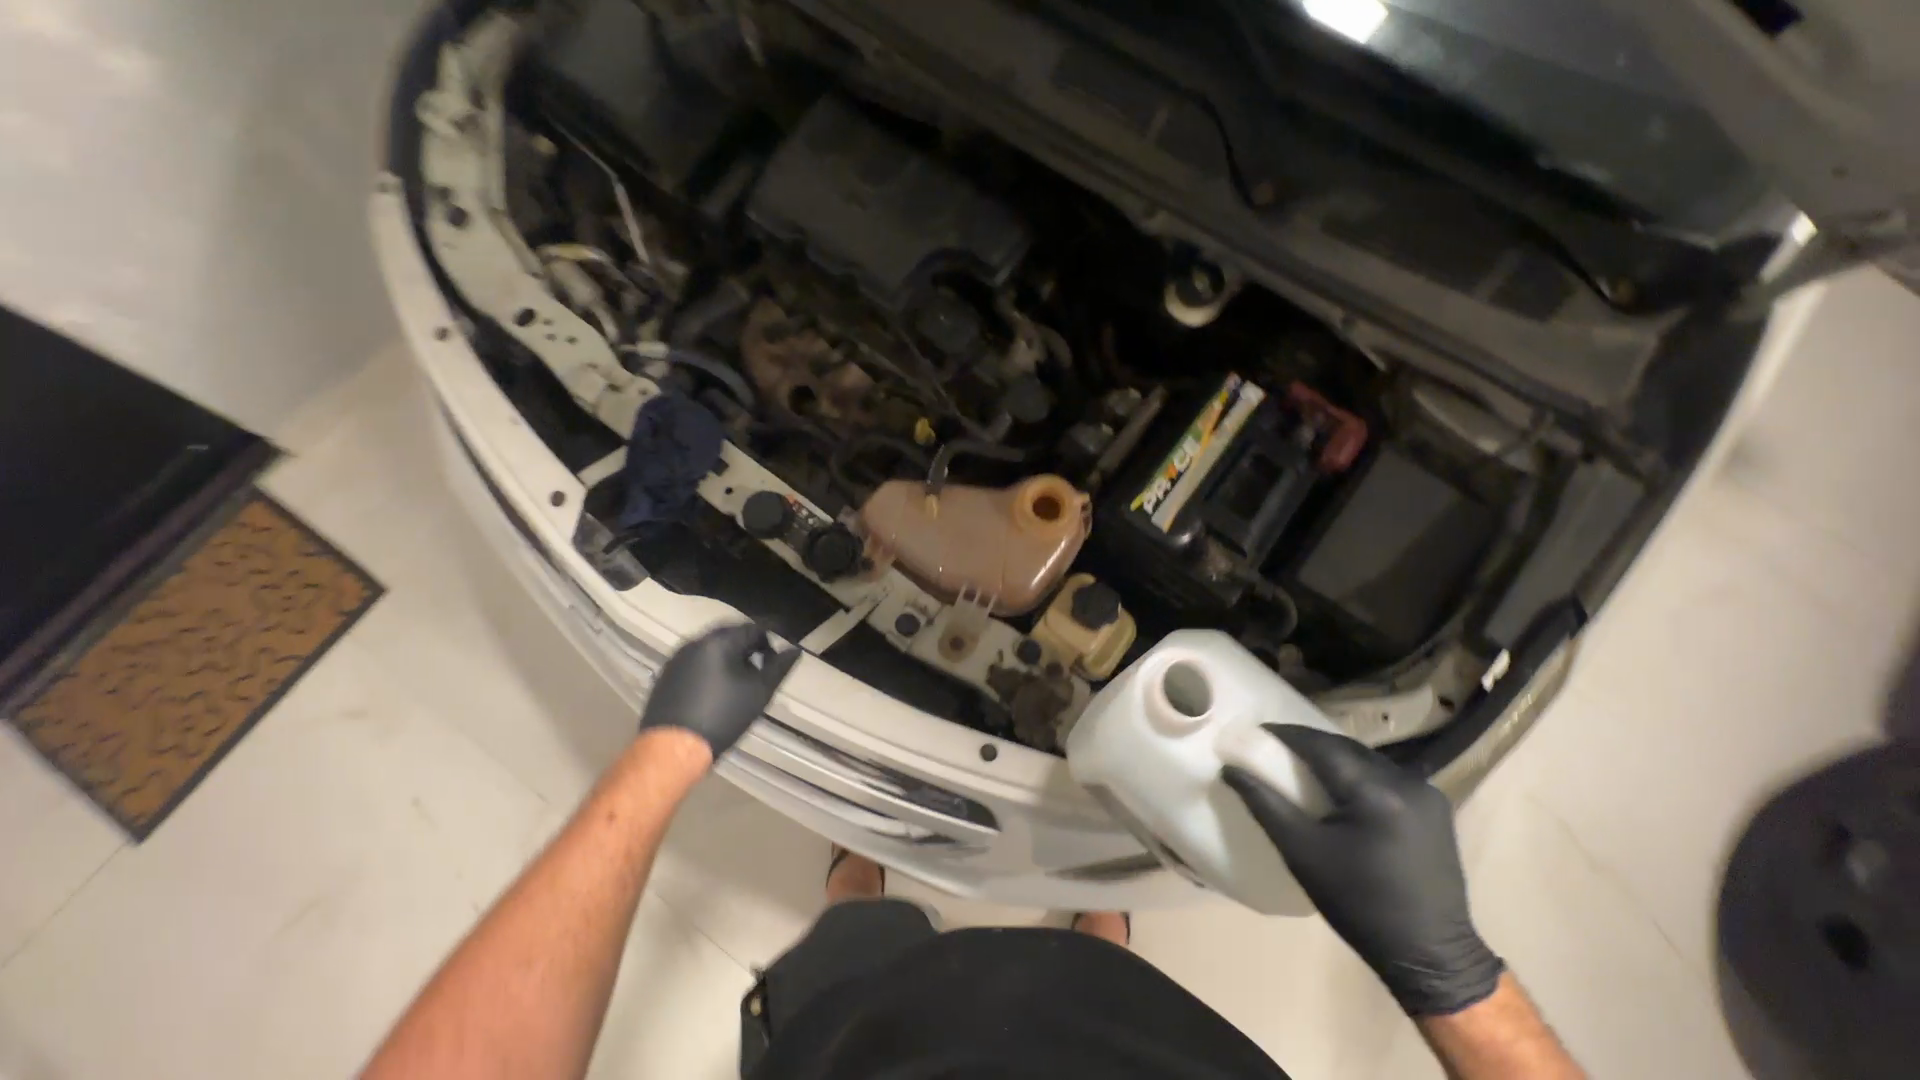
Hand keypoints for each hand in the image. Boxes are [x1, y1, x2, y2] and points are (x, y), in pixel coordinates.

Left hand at [639, 623, 800, 756]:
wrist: (673, 749)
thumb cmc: (722, 718)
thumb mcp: (758, 693)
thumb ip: (778, 668)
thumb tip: (794, 650)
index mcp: (719, 642)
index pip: (753, 628)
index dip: (770, 640)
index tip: (779, 658)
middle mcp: (695, 643)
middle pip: (729, 635)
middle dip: (749, 647)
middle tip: (762, 668)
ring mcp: (677, 659)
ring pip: (711, 649)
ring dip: (729, 657)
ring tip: (741, 681)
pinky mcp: (666, 675)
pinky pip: (695, 662)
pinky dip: (711, 668)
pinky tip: (717, 690)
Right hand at [1223, 725, 1503, 1016]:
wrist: (1428, 953)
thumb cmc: (1356, 904)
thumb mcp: (1302, 853)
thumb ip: (1265, 804)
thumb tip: (1231, 770)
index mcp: (1374, 791)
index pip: (1321, 744)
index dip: (1286, 734)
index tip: (1257, 732)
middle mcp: (1406, 782)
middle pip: (1347, 748)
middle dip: (1309, 744)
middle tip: (1275, 749)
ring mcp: (1427, 794)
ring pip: (1369, 761)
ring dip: (1336, 759)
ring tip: (1303, 768)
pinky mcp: (1436, 809)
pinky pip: (1388, 778)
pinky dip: (1359, 776)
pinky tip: (1342, 791)